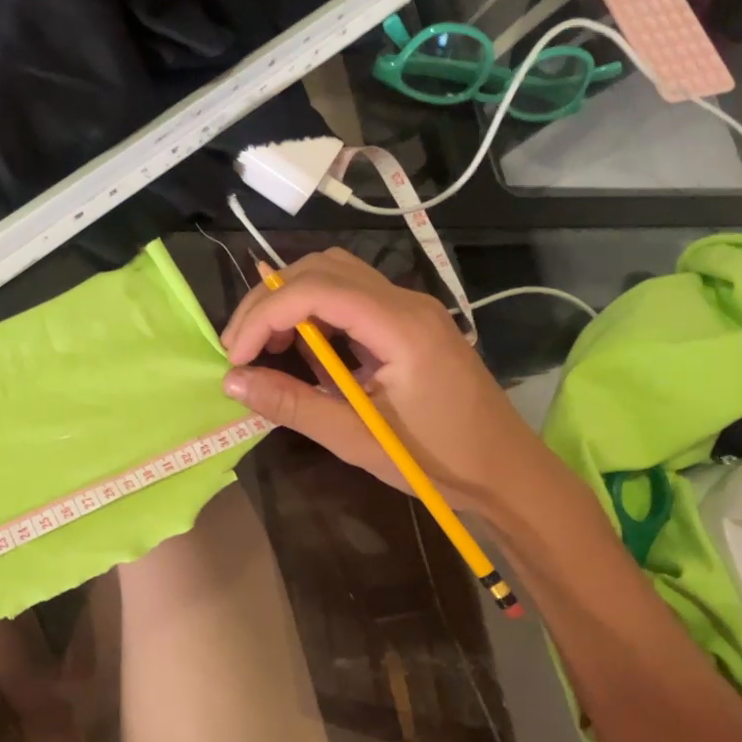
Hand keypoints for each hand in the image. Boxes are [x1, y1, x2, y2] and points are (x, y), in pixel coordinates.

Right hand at [219, 248, 553, 512]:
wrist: (508, 473)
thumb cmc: (438, 462)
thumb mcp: (357, 438)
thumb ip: (292, 404)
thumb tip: (232, 381)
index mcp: (400, 326)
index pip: (314, 291)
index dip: (263, 316)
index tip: (235, 357)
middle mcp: (406, 302)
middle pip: (320, 269)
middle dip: (269, 301)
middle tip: (239, 347)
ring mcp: (411, 308)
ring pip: (335, 275)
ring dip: (290, 300)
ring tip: (263, 346)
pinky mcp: (410, 322)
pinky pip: (352, 297)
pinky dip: (314, 312)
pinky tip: (300, 349)